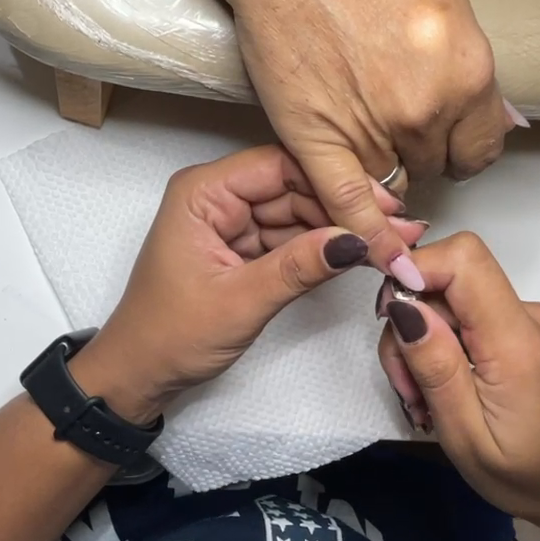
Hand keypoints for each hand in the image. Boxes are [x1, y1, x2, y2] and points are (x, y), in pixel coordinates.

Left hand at [70, 146, 426, 423]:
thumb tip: (357, 240)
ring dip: (337, 230)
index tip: (384, 201)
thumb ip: (298, 267)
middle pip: (291, 187)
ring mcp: (228, 222)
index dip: (333, 181)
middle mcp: (215, 197)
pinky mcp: (239, 247)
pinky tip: (357, 254)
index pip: (278, 166)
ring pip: (294, 213)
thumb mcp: (240, 301)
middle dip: (343, 209)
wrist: (139, 374)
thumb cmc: (170, 335)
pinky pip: (285, 237)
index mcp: (202, 192)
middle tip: (401, 228)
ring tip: (392, 243)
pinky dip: (318, 249)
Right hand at [223, 0, 519, 291]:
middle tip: (393, 127)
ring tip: (358, 134)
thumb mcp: (446, 1)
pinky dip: (367, 237)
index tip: (447, 149)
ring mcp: (371, 128)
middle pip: (435, 167)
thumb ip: (468, 71)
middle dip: (421, 154)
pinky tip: (376, 259)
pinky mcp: (318, 139)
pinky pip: (350, 205)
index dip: (461, 150)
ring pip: (393, 183)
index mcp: (469, 72)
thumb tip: (495, 119)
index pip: (480, 148)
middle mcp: (426, 110)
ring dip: (384, 171)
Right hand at [374, 233, 539, 528]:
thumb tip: (402, 304)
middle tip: (409, 386)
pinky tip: (455, 385)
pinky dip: (454, 343)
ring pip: (460, 300)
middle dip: (413, 325)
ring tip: (430, 396)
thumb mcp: (465, 437)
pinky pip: (479, 314)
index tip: (391, 316)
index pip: (465, 260)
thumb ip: (435, 367)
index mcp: (522, 346)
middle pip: (453, 283)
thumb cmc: (528, 480)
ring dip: (430, 340)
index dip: (416, 268)